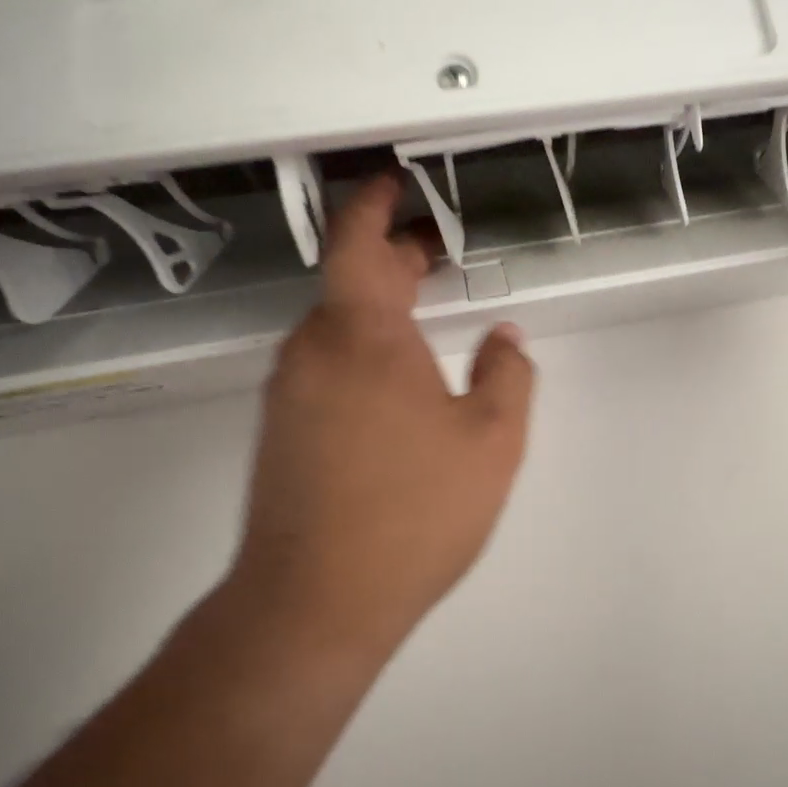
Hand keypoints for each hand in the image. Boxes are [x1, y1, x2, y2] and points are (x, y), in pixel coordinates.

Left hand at [231, 176, 536, 653]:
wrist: (311, 603)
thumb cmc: (411, 513)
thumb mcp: (491, 442)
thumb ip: (508, 374)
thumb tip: (503, 338)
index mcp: (362, 337)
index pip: (356, 243)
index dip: (372, 204)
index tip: (392, 183)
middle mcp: (313, 351)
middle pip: (347, 281)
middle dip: (389, 258)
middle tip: (431, 250)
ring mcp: (288, 392)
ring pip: (334, 324)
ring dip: (375, 305)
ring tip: (422, 311)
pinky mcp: (280, 430)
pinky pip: (323, 362)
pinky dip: (359, 345)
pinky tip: (395, 378)